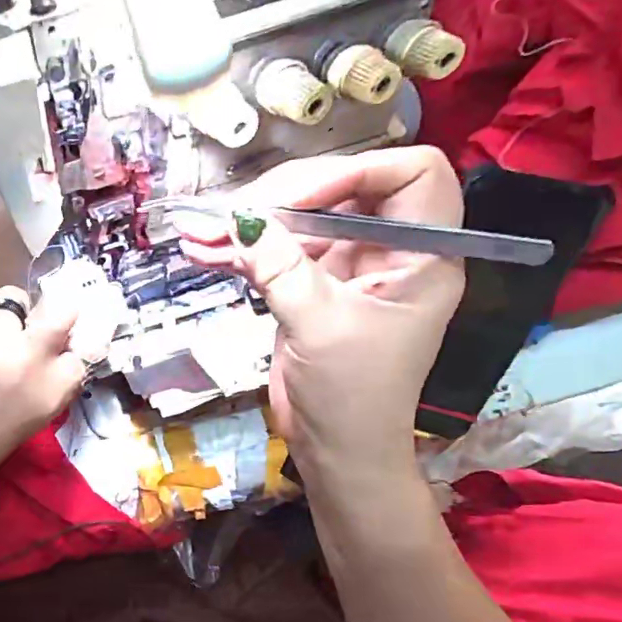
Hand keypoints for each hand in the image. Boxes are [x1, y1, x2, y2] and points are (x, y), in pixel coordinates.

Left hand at [0, 286, 99, 537]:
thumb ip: (56, 380)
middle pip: (58, 312)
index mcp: (52, 391)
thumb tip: (65, 344)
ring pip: (9, 302)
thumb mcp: (36, 416)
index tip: (58, 342)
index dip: (68, 342)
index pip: (79, 346)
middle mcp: (25, 362)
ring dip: (4, 318)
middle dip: (51, 314)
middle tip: (33, 326)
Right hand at [178, 147, 466, 472]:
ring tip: (200, 233)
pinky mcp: (309, 289)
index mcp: (422, 254)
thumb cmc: (351, 394)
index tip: (293, 201)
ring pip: (300, 223)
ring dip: (248, 226)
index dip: (353, 172)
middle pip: (342, 191)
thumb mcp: (320, 325)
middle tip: (233, 216)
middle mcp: (388, 251)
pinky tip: (201, 253)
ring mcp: (345, 269)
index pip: (409, 174)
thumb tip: (239, 219)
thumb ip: (281, 267)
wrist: (335, 449)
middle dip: (284, 198)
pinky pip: (275, 255)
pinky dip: (239, 253)